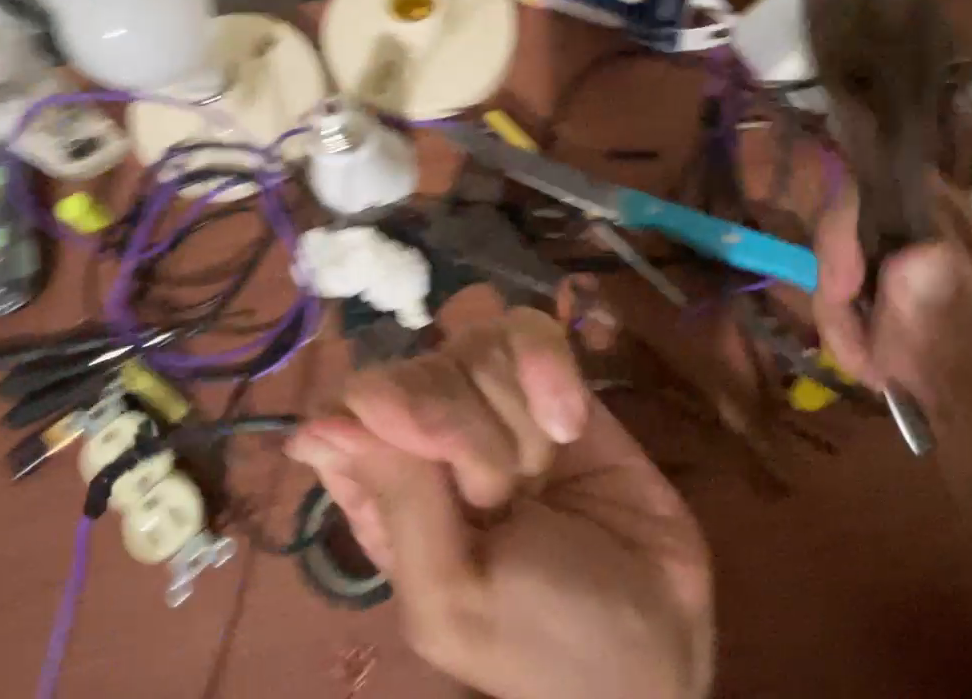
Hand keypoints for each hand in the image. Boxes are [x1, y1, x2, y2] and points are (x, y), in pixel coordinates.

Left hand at [285, 303, 712, 698]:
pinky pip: (530, 331)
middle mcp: (429, 437)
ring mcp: (492, 403)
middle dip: (460, 428)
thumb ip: (394, 499)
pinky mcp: (551, 381)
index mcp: (386, 489)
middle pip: (416, 370)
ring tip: (543, 473)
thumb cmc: (540, 641)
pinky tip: (570, 423)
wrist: (659, 635)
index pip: (347, 407)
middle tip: (498, 495)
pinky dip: (549, 368)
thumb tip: (312, 424)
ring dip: (513, 414)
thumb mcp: (452, 597)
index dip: (380, 411)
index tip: (418, 446)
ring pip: (475, 347)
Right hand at [812, 179, 971, 698]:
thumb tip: (911, 252)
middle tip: (852, 358)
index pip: (940, 219)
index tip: (835, 291)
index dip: (868, 230)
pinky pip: (902, 317)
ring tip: (870, 379)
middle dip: (857, 280)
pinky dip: (873, 340)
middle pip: (908, 236)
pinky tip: (883, 383)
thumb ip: (963, 353)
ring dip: (860, 315)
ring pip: (893, 276)